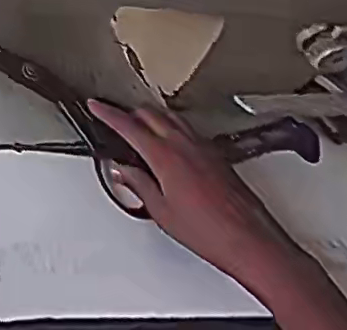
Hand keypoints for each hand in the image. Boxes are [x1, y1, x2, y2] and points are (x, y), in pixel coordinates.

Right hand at [89, 100, 346, 326]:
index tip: (95, 105)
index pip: (127, 125)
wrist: (251, 242)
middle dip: (129, 114)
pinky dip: (172, 126)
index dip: (107, 112)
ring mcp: (201, 145)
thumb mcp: (162, 212)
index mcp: (163, 155)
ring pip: (169, 116)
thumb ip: (139, 185)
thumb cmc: (211, 232)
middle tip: (117, 120)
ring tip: (142, 127)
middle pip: (148, 113)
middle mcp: (183, 143)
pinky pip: (186, 127)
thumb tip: (125, 171)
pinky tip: (171, 141)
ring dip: (152, 116)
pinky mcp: (215, 153)